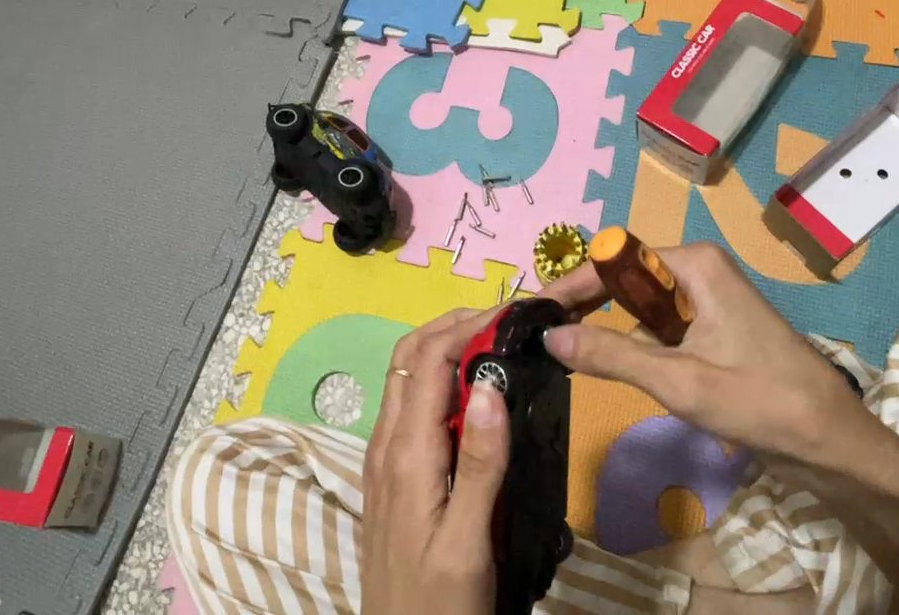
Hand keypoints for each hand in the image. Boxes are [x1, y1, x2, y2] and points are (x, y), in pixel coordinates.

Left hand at [361, 307, 511, 614]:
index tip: (513, 312)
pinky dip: (439, 376)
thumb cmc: (439, 604)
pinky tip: (473, 392)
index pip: (430, 359)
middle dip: (454, 323)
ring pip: (407, 375)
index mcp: (407, 451)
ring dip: (445, 345)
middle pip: (411, 355)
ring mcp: (384, 456)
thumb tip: (491, 382)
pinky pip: (409, 403)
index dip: (468, 325)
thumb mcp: (469, 543)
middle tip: (506, 320)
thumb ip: (480, 463)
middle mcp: (387, 442)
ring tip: (495, 342)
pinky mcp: (391, 472)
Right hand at [539, 242, 871, 467]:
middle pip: (623, 279)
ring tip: (562, 349)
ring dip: (605, 326)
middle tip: (540, 335)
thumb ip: (612, 355)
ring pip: (638, 304)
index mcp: (693, 264)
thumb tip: (549, 336)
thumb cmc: (762, 401)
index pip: (613, 262)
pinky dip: (631, 342)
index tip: (530, 310)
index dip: (569, 285)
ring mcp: (706, 298)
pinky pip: (657, 324)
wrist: (834, 444)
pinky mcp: (711, 326)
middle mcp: (697, 269)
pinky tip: (608, 362)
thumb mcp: (680, 380)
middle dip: (583, 305)